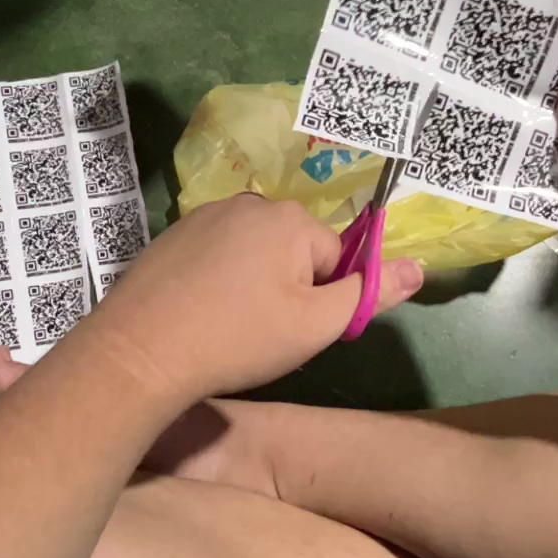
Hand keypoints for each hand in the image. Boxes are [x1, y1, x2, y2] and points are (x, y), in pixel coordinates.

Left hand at [69, 193, 421, 403]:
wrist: (138, 353)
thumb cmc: (239, 339)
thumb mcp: (317, 324)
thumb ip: (369, 293)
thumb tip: (419, 267)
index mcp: (291, 219)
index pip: (335, 258)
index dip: (322, 299)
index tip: (294, 329)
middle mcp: (252, 203)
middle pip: (297, 250)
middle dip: (291, 287)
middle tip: (263, 330)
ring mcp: (207, 214)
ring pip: (258, 253)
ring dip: (257, 283)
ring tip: (231, 324)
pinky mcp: (175, 234)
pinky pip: (221, 253)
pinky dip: (222, 280)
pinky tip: (203, 311)